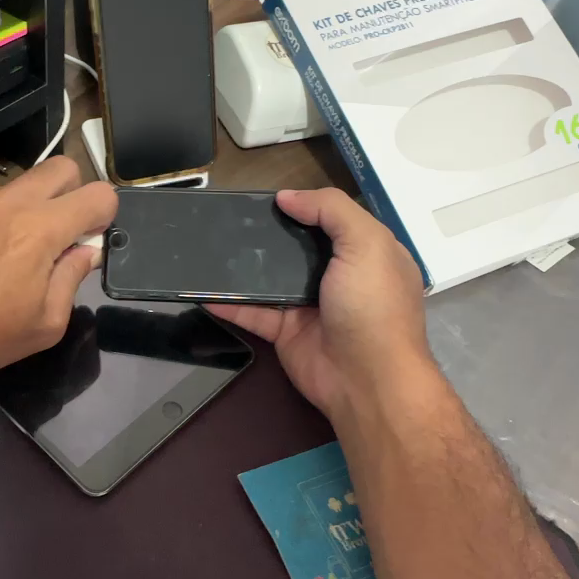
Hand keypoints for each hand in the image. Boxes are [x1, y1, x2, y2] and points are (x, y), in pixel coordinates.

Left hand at [0, 157, 116, 375]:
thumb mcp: (47, 322)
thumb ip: (73, 277)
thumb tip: (85, 251)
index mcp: (41, 230)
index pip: (98, 194)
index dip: (105, 215)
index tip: (90, 238)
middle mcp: (9, 204)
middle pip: (61, 167)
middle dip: (73, 192)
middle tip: (61, 231)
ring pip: (18, 185)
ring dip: (29, 208)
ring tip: (12, 251)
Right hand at [208, 188, 435, 420]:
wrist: (366, 380)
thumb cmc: (373, 306)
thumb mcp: (367, 243)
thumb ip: (330, 210)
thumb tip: (288, 197)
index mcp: (368, 253)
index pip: (335, 221)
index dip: (307, 207)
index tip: (271, 199)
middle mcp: (340, 278)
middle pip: (298, 249)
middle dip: (269, 235)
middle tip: (232, 221)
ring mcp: (310, 306)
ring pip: (270, 280)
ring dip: (244, 268)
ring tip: (212, 247)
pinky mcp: (285, 332)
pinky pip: (252, 313)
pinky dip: (229, 303)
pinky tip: (205, 289)